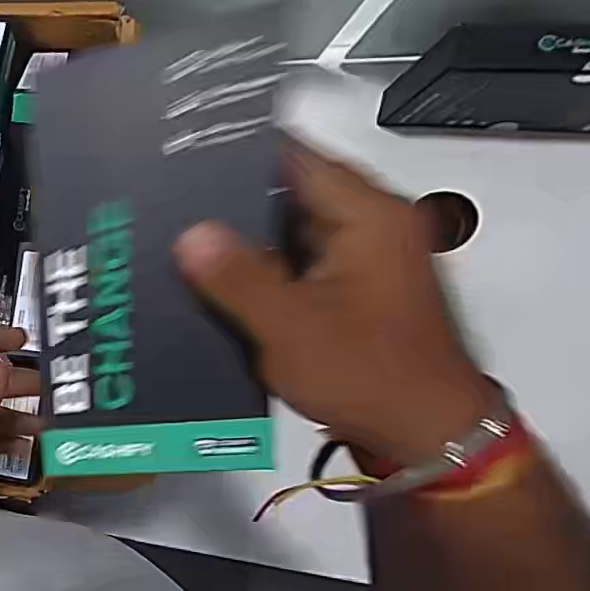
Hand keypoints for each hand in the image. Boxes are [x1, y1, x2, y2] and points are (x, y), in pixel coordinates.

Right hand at [172, 141, 493, 463]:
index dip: (235, 154)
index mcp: (367, 216)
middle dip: (227, 202)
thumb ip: (238, 277)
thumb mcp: (289, 327)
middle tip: (165, 207)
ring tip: (179, 240)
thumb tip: (190, 234)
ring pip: (284, 229)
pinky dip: (257, 267)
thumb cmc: (370, 377)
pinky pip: (292, 260)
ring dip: (240, 239)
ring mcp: (358, 256)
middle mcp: (368, 225)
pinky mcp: (346, 284)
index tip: (180, 158)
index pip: (293, 157)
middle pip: (285, 191)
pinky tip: (216, 282)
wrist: (424, 435)